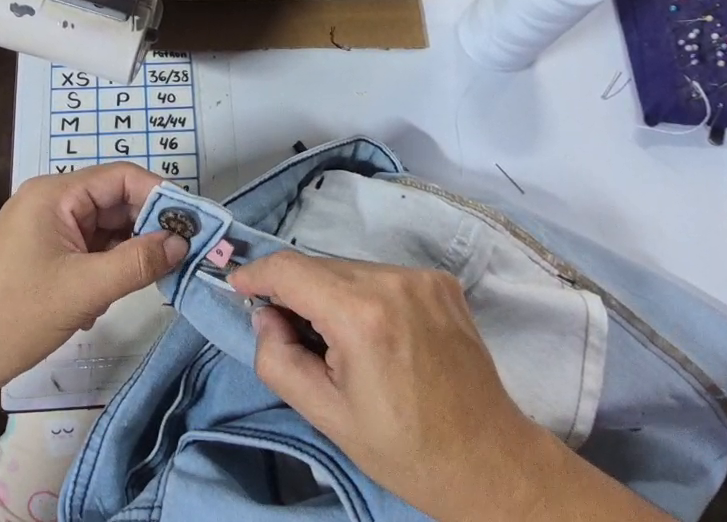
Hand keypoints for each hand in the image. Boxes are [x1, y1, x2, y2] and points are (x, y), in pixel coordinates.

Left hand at [0, 164, 187, 396]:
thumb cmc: (13, 316)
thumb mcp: (84, 289)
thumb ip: (138, 262)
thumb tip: (182, 243)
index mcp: (54, 194)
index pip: (121, 177)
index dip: (161, 196)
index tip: (193, 226)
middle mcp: (50, 202)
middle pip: (114, 202)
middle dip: (146, 230)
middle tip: (180, 259)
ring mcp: (45, 230)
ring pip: (104, 230)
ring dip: (126, 255)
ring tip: (145, 284)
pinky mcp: (42, 256)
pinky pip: (89, 251)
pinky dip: (105, 271)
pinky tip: (102, 302)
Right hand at [230, 250, 536, 516]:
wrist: (488, 459)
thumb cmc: (403, 448)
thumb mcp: (325, 415)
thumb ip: (279, 359)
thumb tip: (267, 318)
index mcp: (362, 315)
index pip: (291, 270)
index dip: (257, 274)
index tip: (238, 287)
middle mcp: (394, 280)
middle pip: (320, 267)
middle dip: (294, 293)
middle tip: (288, 334)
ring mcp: (423, 277)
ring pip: (350, 269)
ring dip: (329, 293)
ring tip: (336, 342)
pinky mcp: (441, 282)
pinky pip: (381, 275)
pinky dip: (363, 295)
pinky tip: (372, 334)